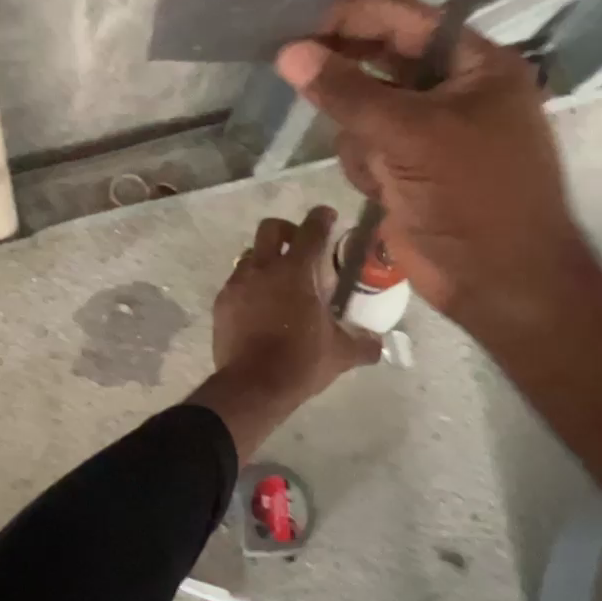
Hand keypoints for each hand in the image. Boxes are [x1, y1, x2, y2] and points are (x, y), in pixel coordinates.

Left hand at [188, 207, 382, 456]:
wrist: (252, 385)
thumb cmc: (300, 362)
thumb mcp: (340, 354)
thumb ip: (363, 344)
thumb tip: (379, 343)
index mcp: (295, 272)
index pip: (311, 231)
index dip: (321, 218)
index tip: (327, 215)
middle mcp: (264, 268)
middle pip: (272, 229)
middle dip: (288, 230)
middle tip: (300, 246)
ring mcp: (238, 282)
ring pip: (251, 254)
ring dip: (266, 259)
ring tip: (279, 281)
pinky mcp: (222, 301)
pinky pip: (237, 281)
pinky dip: (250, 285)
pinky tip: (260, 306)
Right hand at [275, 0, 601, 335]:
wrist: (501, 285)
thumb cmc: (473, 196)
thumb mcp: (409, 134)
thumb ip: (345, 90)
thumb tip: (289, 52)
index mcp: (477, 66)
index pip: (405, 20)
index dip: (353, 15)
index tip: (299, 20)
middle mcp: (455, 90)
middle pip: (380, 61)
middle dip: (347, 75)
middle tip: (293, 63)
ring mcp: (430, 130)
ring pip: (363, 106)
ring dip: (359, 133)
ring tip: (379, 165)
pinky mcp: (409, 166)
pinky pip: (363, 144)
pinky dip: (364, 164)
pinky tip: (382, 190)